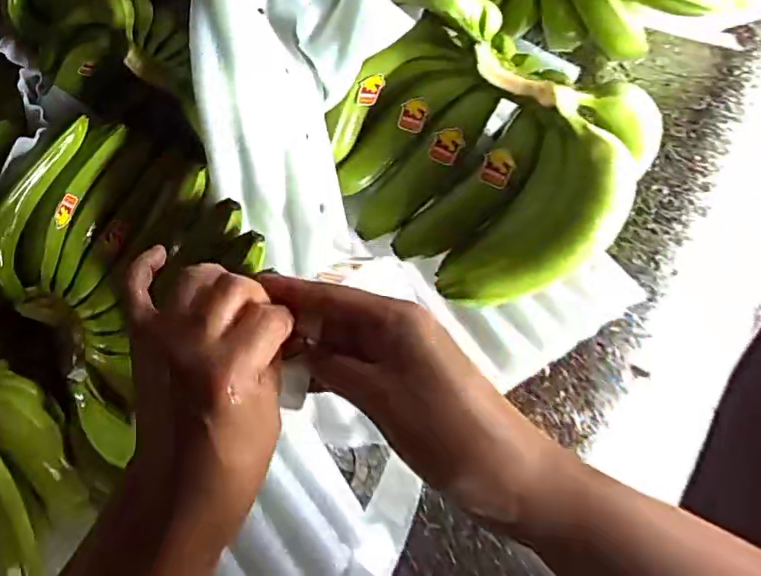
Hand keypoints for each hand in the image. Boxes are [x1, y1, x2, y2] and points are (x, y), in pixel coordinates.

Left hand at [116, 247, 293, 564]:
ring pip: (194, 275)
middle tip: (258, 318)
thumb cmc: (232, 465)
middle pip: (235, 285)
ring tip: (226, 299)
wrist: (175, 493)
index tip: (284, 333)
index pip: (271, 316)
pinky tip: (162, 253)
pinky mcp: (139, 337)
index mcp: (231, 369)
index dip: (284, 323)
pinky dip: (144, 265)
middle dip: (256, 297)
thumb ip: (272, 358)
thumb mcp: (271, 413)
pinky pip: (134, 287)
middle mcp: (193, 342)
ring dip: (217, 280)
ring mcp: (161, 336)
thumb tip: (276, 324)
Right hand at [257, 275, 564, 532]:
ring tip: (266, 349)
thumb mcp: (383, 398)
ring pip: (344, 336)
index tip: (250, 285)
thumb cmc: (446, 430)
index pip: (330, 295)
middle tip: (248, 324)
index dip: (290, 289)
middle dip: (296, 315)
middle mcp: (395, 323)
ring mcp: (401, 349)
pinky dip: (331, 365)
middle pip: (335, 312)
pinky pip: (357, 359)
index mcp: (393, 317)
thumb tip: (301, 347)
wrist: (512, 475)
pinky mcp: (403, 373)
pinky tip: (304, 376)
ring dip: (311, 342)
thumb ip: (337, 367)